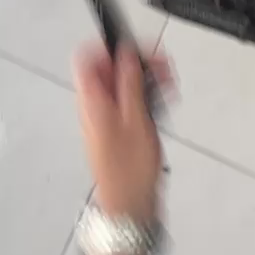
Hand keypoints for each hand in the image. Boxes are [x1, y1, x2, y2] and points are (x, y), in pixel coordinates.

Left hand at [73, 44, 172, 223]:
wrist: (129, 207)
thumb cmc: (130, 169)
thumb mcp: (136, 118)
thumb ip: (129, 82)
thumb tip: (124, 53)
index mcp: (92, 100)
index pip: (87, 59)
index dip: (108, 47)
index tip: (132, 47)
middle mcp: (93, 107)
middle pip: (108, 70)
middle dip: (136, 62)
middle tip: (160, 64)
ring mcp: (103, 118)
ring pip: (120, 84)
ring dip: (143, 78)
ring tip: (167, 83)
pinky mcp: (115, 129)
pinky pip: (126, 101)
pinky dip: (144, 95)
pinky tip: (162, 100)